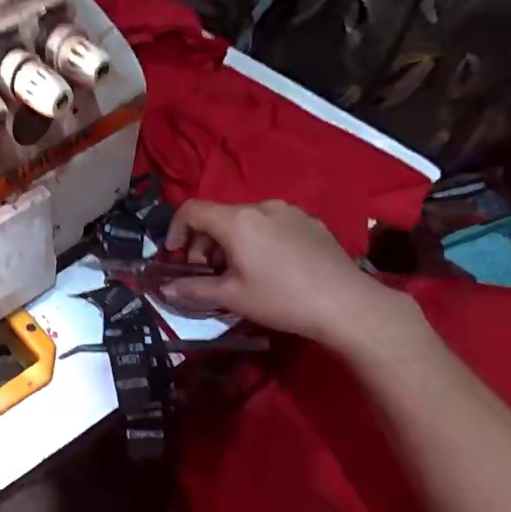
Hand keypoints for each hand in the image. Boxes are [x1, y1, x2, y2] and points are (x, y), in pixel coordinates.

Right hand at [162, 199, 412, 349]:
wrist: (346, 304)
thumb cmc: (281, 299)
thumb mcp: (231, 297)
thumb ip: (193, 289)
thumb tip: (164, 290)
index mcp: (238, 221)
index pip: (192, 209)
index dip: (175, 229)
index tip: (175, 255)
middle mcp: (263, 207)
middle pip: (220, 216)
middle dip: (204, 243)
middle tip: (207, 273)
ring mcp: (291, 213)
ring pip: (247, 221)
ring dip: (231, 243)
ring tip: (238, 273)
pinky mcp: (311, 223)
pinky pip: (272, 225)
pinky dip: (258, 241)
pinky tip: (270, 269)